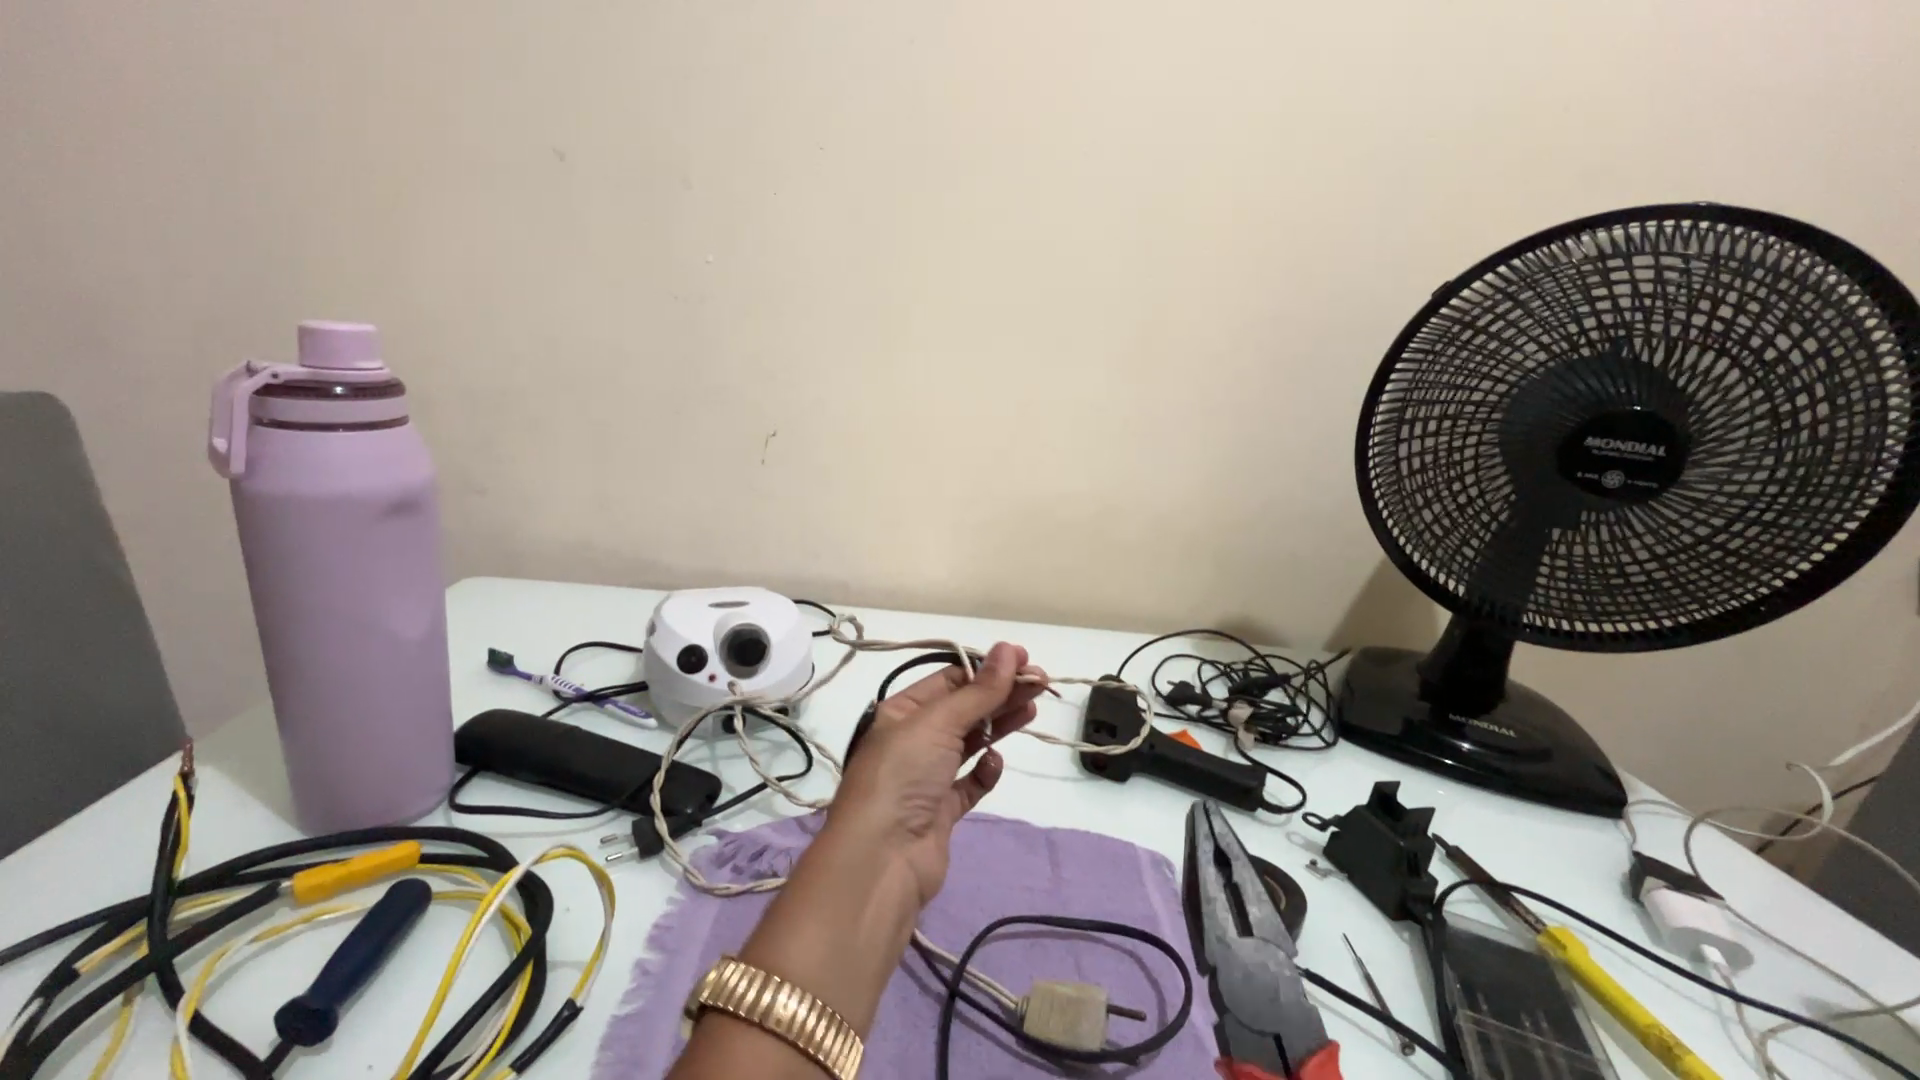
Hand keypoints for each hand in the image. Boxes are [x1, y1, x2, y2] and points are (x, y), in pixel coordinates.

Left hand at [827, 642, 1045, 907]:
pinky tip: (996, 762)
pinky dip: (985, 772)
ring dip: (998, 725)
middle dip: (1000, 693)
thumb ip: (979, 691)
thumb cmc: (903, 775)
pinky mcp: (941, 810)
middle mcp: (912, 740)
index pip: (949, 679)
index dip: (986, 668)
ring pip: (969, 742)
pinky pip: (969, 783)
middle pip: (964, 708)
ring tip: (1032, 709)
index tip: (1023, 660)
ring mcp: (926, 777)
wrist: (881, 857)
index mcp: (901, 712)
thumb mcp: (939, 722)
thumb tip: (1008, 650)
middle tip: (1041, 683)